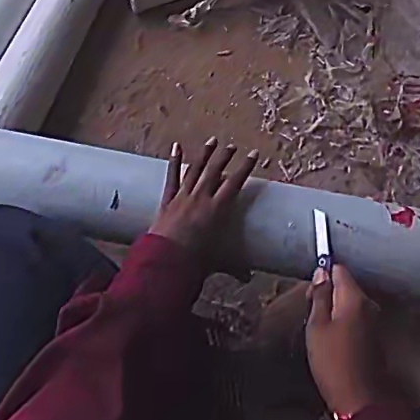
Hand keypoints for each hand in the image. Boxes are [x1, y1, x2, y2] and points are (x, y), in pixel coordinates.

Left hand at [149, 138, 255, 263]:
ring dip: (204, 154)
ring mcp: (183, 196)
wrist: (166, 259)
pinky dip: (174, 161)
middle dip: (225, 157)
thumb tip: (247, 278)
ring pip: (195, 169)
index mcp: (217, 209)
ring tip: (212, 141)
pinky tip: (177, 147)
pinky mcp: (168, 199)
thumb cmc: (195, 261)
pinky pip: (172, 176)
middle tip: (232, 146)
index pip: (235, 182)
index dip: (245, 167)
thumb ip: (234, 268)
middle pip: (215, 171)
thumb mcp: (217, 262)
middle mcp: (201, 197)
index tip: (253, 154)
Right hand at [305, 264, 382, 417]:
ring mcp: (373, 321)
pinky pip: (355, 318)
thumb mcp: (317, 327)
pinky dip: (343, 322)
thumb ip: (320, 296)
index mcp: (354, 298)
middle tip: (312, 313)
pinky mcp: (373, 337)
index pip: (339, 269)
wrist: (359, 401)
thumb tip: (321, 274)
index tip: (311, 291)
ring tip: (320, 330)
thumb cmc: (334, 364)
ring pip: (349, 302)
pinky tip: (332, 340)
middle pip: (345, 285)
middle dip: (327, 293)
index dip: (322, 274)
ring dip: (334, 309)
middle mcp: (368, 305)